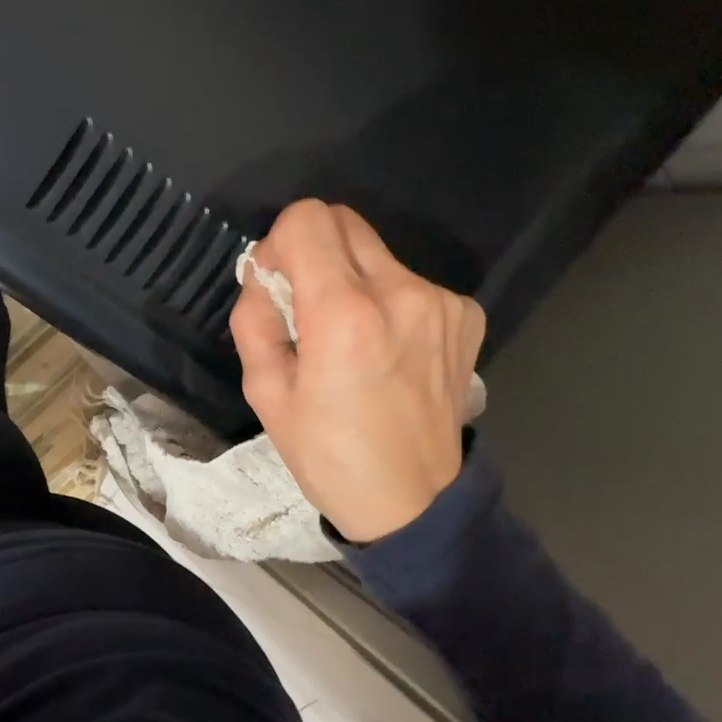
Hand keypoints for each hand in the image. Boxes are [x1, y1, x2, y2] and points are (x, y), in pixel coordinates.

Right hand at [229, 200, 484, 542]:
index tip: (273, 284)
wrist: (411, 501)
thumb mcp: (264, 393)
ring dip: (348, 279)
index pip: (308, 221)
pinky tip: (383, 350)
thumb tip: (262, 275)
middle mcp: (401, 292)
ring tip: (346, 341)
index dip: (278, 244)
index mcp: (344, 314)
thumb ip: (256, 320)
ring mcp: (441, 301)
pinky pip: (407, 282)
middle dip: (310, 252)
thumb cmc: (326, 454)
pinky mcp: (465, 314)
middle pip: (343, 221)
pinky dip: (384, 301)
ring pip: (375, 252)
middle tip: (301, 308)